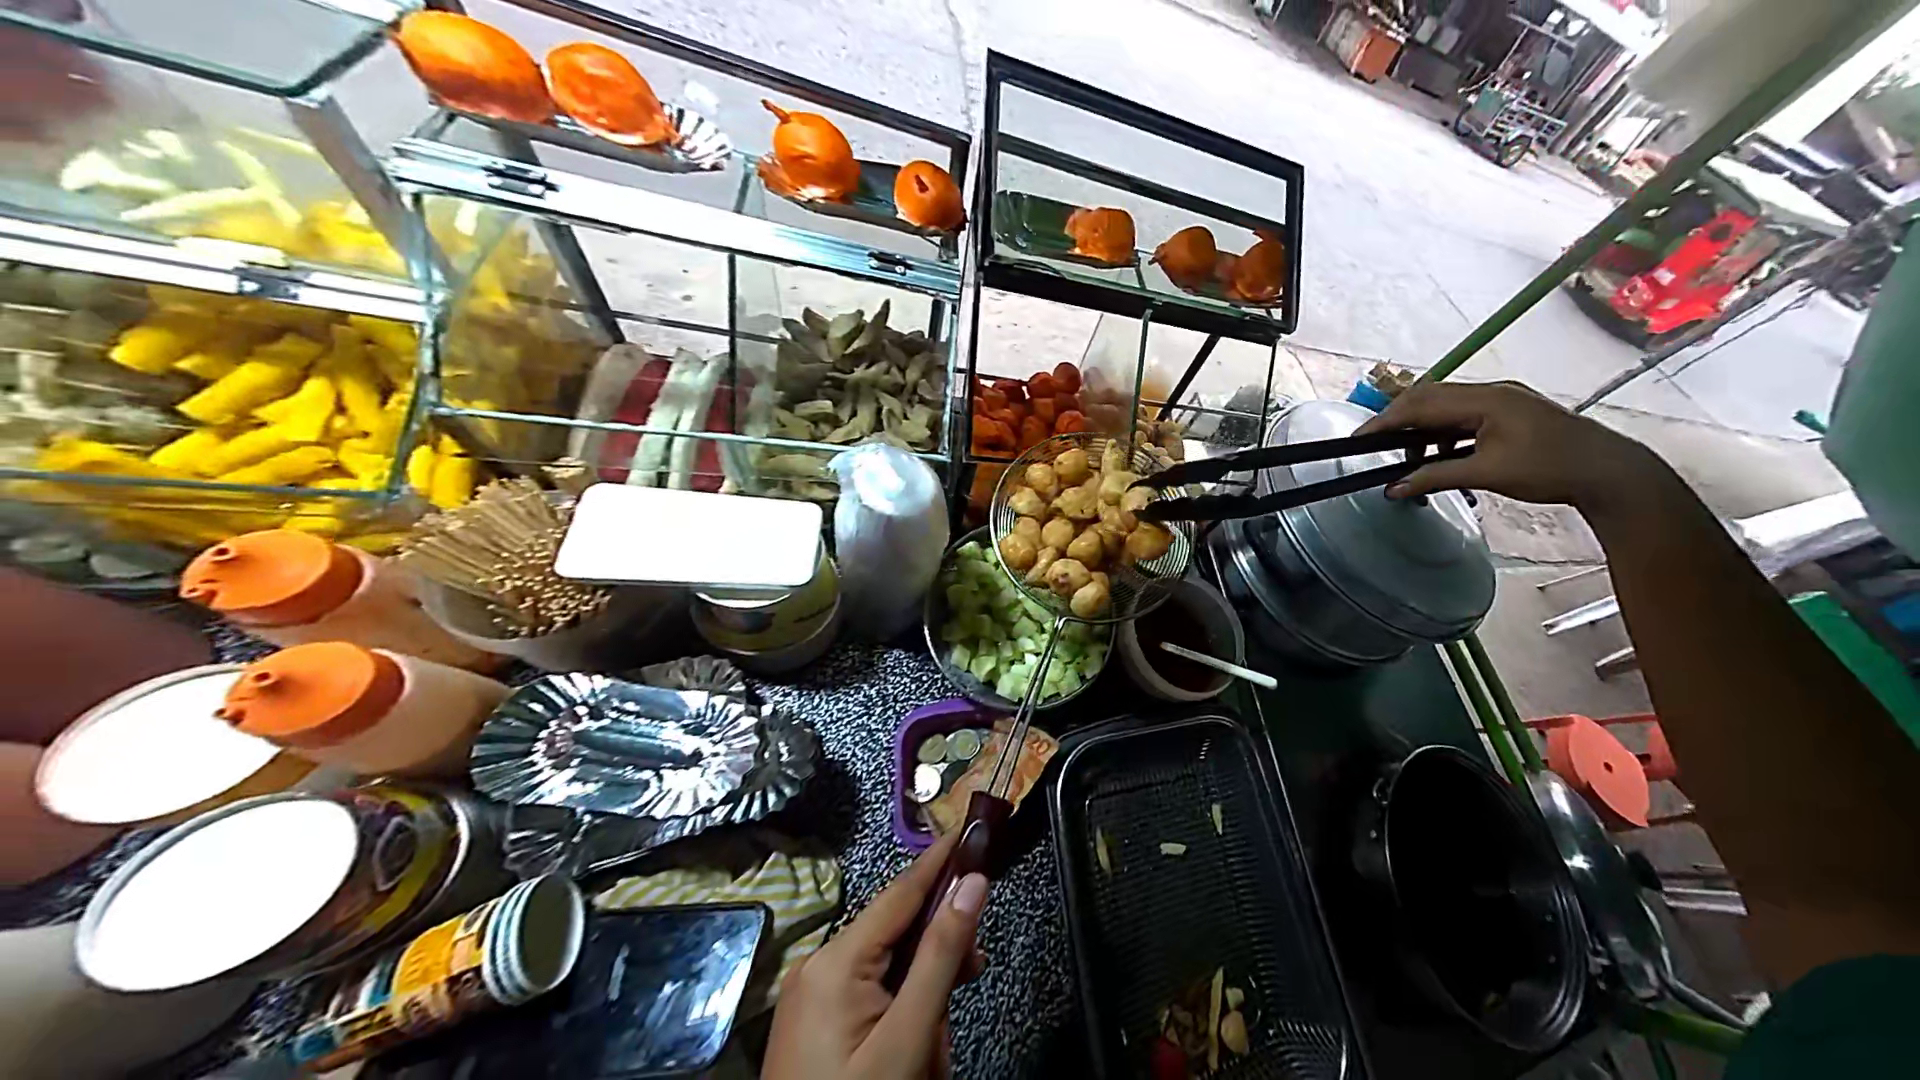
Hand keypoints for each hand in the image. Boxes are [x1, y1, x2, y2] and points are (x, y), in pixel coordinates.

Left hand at [764, 832, 989, 1079]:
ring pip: (889, 968)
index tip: (971, 829)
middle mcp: (820, 966)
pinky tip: (919, 1047)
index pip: (900, 892)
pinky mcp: (818, 1021)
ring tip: (933, 1050)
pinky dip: (903, 1009)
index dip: (939, 859)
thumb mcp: (908, 1038)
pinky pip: (872, 995)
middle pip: (896, 933)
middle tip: (974, 971)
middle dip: (937, 953)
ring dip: (923, 994)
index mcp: (835, 961)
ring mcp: (815, 995)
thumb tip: (972, 884)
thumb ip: (942, 957)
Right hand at [1355, 381, 1667, 513]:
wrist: (1610, 472)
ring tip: (1409, 458)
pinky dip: (1441, 431)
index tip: (1359, 438)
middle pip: (1428, 397)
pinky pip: (1462, 413)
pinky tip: (1439, 454)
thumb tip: (1393, 488)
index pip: (1420, 403)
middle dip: (1397, 420)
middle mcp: (1492, 392)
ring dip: (1421, 428)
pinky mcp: (1509, 411)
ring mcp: (1503, 399)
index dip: (1385, 420)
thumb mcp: (1486, 474)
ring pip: (1445, 405)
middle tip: (1374, 445)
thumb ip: (1434, 478)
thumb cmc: (1550, 469)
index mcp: (1486, 400)